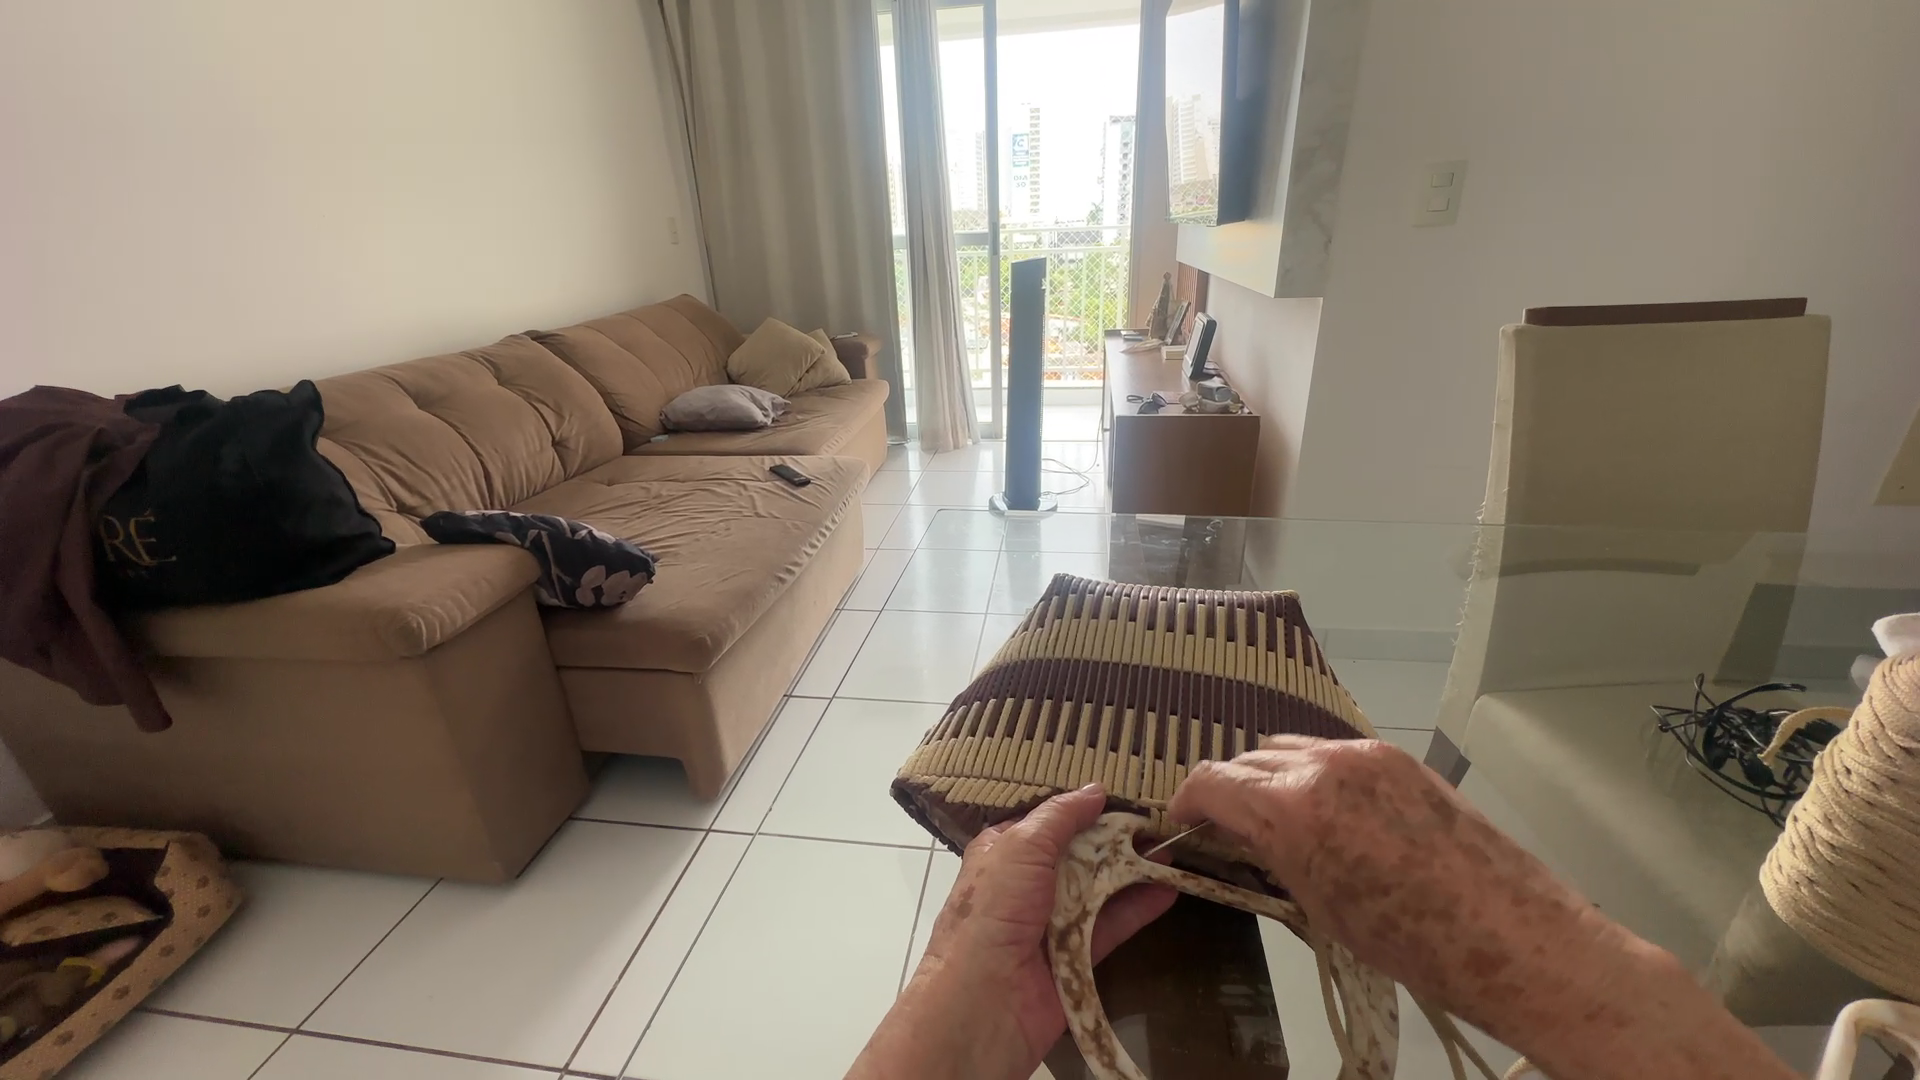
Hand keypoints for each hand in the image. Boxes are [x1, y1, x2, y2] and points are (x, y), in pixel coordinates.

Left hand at [845, 785, 1174, 1079]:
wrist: (984, 999)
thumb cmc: (994, 908)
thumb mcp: (1021, 845)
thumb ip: (1060, 816)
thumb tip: (1096, 790)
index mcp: (1004, 849)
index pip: (1047, 821)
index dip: (1081, 809)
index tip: (1120, 796)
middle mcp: (1027, 880)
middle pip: (1078, 852)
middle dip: (1114, 838)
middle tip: (1155, 823)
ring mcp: (1052, 918)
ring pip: (1099, 886)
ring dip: (1132, 870)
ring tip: (1170, 851)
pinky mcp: (1077, 952)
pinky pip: (1112, 923)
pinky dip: (1139, 906)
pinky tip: (1168, 889)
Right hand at [1167, 736, 1795, 1079]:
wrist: (1521, 941)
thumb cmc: (1413, 945)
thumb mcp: (1318, 905)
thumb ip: (1267, 852)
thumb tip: (1230, 830)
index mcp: (1290, 809)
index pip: (1208, 780)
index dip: (1185, 802)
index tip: (1183, 823)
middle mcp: (1317, 766)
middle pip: (1244, 759)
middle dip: (1227, 791)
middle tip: (1230, 827)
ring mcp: (1360, 754)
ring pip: (1285, 748)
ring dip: (1269, 776)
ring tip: (1283, 815)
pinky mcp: (1394, 755)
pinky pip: (1329, 751)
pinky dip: (1311, 772)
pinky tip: (1333, 809)